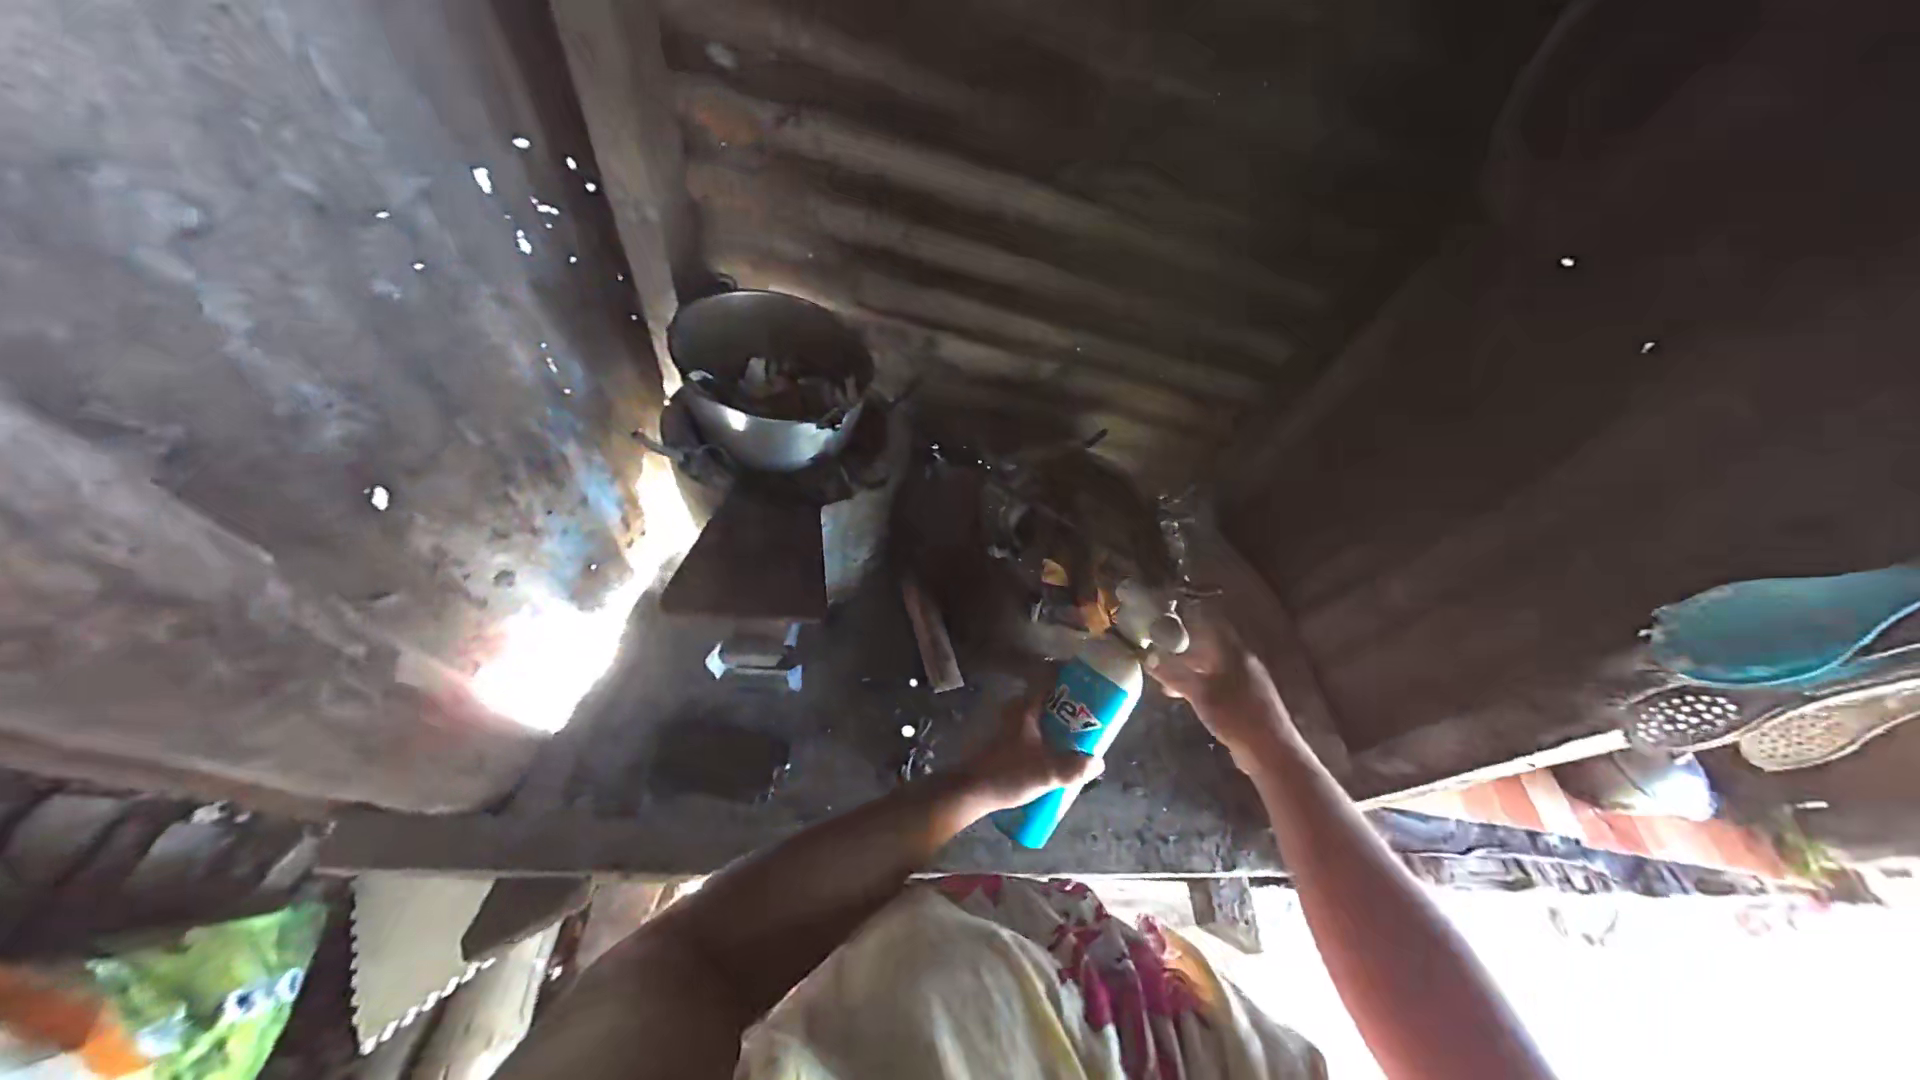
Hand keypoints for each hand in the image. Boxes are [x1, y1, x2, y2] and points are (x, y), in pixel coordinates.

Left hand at [954, 694, 1103, 812]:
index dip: (1069, 679)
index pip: (1048, 679)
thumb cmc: (1008, 774)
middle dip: (1070, 707)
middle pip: (1048, 699)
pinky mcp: (1005, 740)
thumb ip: (1075, 768)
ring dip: (1059, 725)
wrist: (971, 790)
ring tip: (1079, 740)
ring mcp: (1009, 724)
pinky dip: (1047, 737)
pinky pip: (1033, 731)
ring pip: (1041, 717)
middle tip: (1091, 720)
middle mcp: (1016, 710)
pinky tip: (1058, 755)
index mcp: (1025, 708)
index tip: (1089, 687)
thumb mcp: (1047, 774)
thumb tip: (1098, 761)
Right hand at [1148, 606, 1293, 759]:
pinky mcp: (1242, 699)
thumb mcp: (1199, 692)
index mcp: (1232, 651)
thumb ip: (1173, 673)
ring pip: (1209, 665)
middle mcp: (1240, 660)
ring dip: (1186, 668)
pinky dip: (1196, 683)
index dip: (1187, 618)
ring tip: (1163, 678)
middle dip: (1181, 647)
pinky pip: (1214, 682)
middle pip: (1207, 645)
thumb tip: (1146, 656)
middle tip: (1157, 651)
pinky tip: (1181, 695)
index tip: (1163, 621)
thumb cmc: (1235, 714)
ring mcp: (1243, 680)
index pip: (1209, 622)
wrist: (1270, 750)